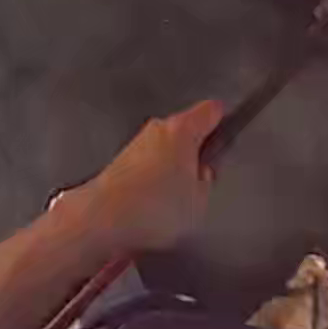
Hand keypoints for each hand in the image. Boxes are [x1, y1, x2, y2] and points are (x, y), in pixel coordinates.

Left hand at [63, 100, 223, 252]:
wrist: (101, 219)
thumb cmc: (156, 207)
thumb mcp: (199, 201)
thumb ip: (206, 180)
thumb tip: (200, 171)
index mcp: (184, 129)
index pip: (211, 110)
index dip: (223, 121)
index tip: (227, 136)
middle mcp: (160, 127)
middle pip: (187, 130)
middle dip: (196, 151)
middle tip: (200, 182)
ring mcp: (137, 142)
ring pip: (166, 148)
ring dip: (172, 166)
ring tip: (173, 202)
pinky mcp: (121, 160)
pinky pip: (149, 163)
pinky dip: (154, 177)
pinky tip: (152, 205)